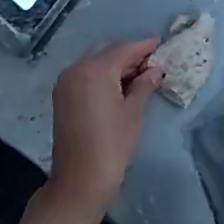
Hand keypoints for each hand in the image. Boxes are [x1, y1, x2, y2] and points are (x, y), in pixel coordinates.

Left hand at [45, 37, 163, 214]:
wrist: (79, 181)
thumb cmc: (112, 145)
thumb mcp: (133, 112)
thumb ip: (144, 86)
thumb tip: (154, 71)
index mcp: (94, 70)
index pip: (124, 49)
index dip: (144, 46)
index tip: (160, 42)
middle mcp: (76, 70)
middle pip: (108, 53)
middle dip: (130, 55)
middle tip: (153, 62)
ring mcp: (66, 83)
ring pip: (95, 63)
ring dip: (116, 65)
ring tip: (140, 74)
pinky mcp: (62, 97)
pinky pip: (86, 75)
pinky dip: (103, 75)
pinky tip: (120, 85)